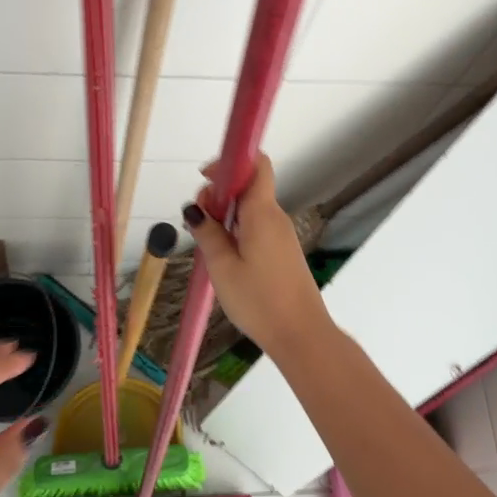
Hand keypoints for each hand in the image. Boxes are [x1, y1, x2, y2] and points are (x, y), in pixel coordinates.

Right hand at [181, 155, 336, 357]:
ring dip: (225, 216)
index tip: (206, 179)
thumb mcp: (222, 267)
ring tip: (207, 245)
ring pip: (249, 210)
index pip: (257, 165)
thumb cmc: (259, 301)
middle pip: (247, 187)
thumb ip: (207, 234)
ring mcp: (281, 235)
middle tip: (199, 224)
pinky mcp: (282, 251)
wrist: (300, 334)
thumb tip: (196, 209)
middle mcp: (275, 217)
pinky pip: (256, 227)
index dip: (230, 162)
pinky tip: (224, 257)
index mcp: (262, 213)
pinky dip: (236, 231)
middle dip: (218, 195)